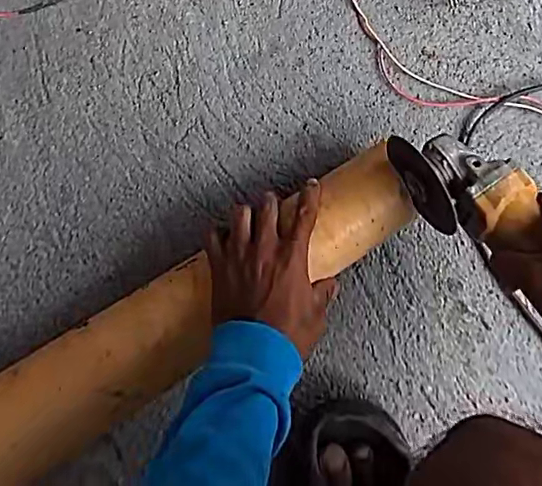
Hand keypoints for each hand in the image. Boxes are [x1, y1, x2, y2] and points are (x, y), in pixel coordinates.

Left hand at [206, 179, 339, 356]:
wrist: (252, 356)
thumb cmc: (286, 338)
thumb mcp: (315, 317)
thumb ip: (322, 295)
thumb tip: (330, 285)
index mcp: (292, 258)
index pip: (304, 216)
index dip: (310, 196)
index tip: (311, 185)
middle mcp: (265, 250)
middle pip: (268, 207)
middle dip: (272, 200)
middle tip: (273, 203)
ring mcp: (240, 256)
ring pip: (240, 214)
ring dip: (245, 212)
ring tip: (247, 216)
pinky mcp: (220, 267)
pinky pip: (212, 236)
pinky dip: (216, 232)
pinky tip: (220, 234)